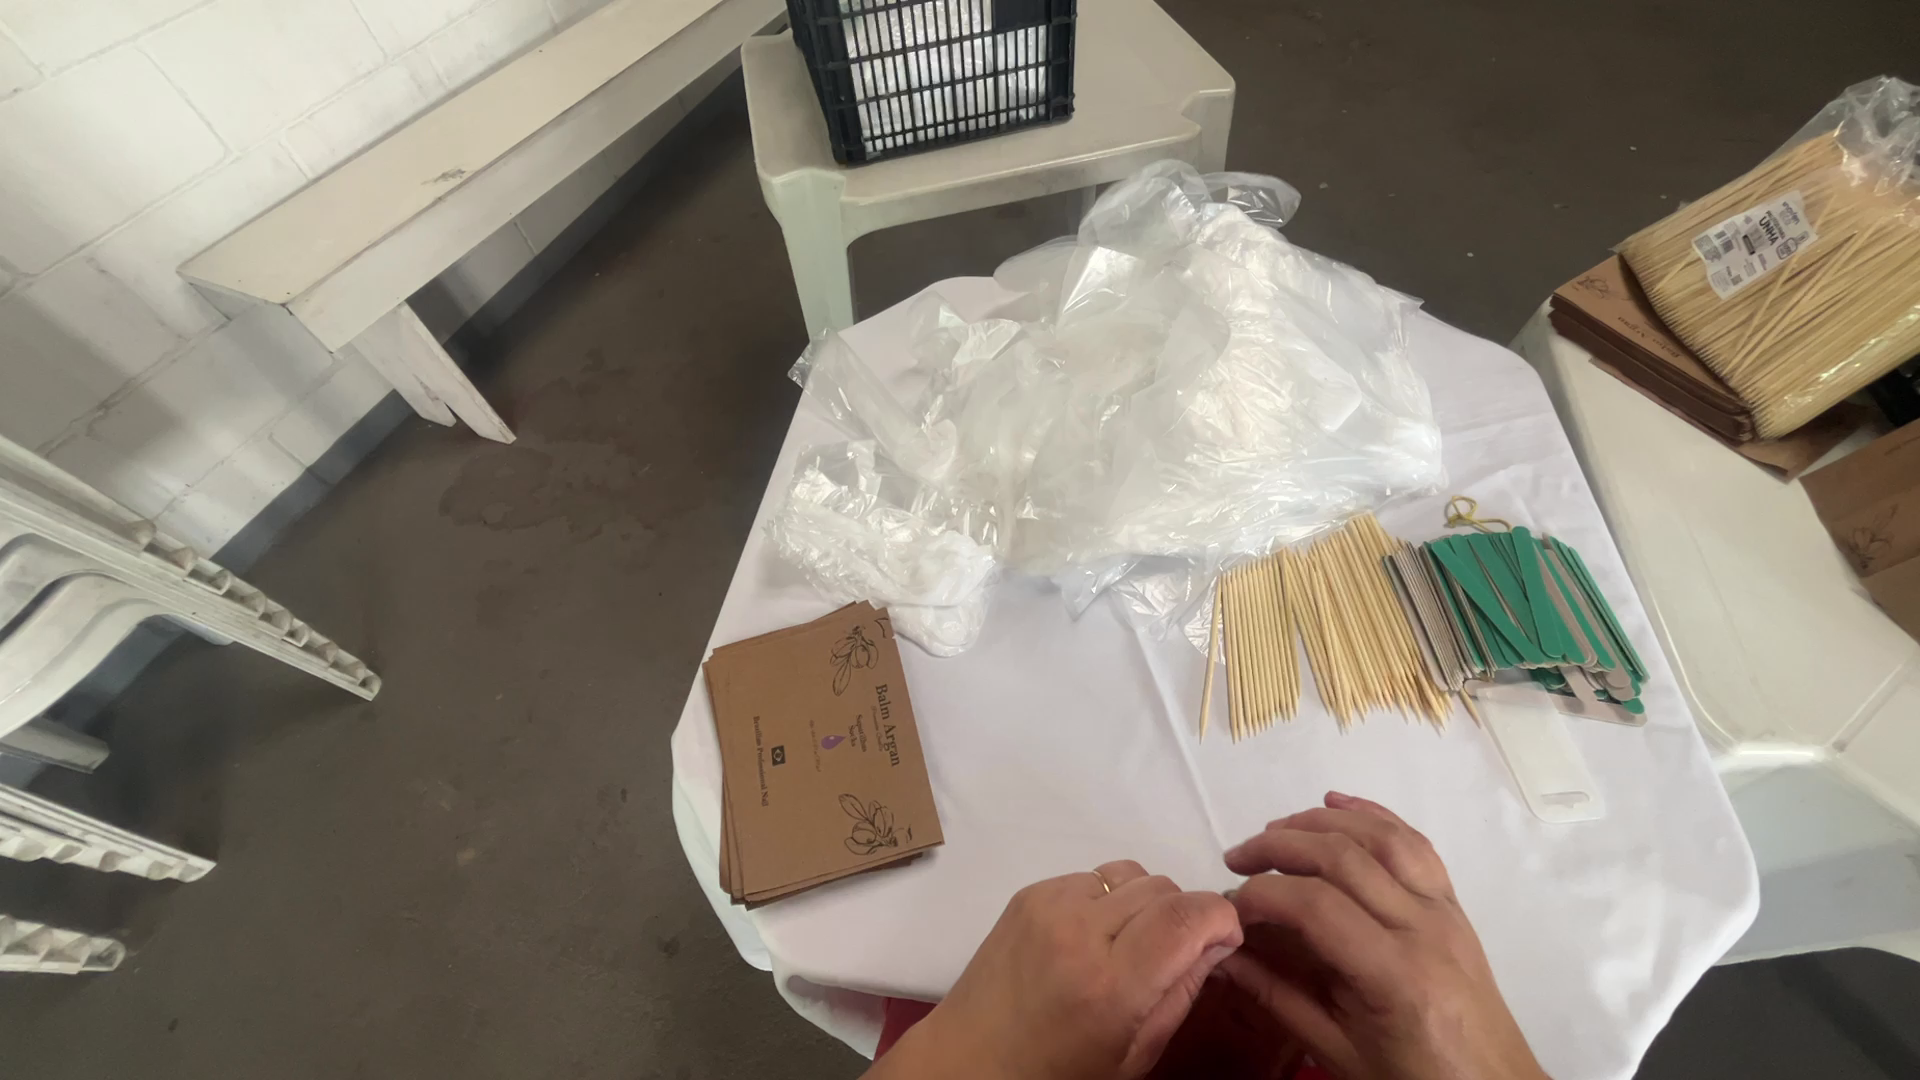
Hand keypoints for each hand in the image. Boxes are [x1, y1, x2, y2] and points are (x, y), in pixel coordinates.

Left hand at [872, 860, 1242, 1079]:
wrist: (972, 1060)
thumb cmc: (1060, 1073)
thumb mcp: (1134, 1053)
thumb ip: (1181, 990)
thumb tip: (1217, 938)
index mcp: (1112, 983)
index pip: (1187, 915)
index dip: (1219, 917)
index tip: (1224, 938)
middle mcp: (1080, 929)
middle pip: (1162, 887)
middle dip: (1182, 913)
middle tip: (1173, 951)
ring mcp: (1049, 903)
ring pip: (1128, 872)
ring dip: (1143, 902)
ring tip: (1128, 943)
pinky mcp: (1029, 891)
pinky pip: (1090, 876)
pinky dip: (1105, 898)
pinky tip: (1091, 936)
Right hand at [1216, 792, 1547, 1079]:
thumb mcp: (1336, 1052)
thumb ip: (1274, 995)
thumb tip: (1218, 952)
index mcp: (1398, 978)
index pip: (1315, 907)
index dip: (1261, 896)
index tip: (1229, 907)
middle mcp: (1426, 931)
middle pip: (1341, 857)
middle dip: (1276, 847)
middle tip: (1236, 860)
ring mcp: (1445, 911)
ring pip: (1377, 836)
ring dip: (1317, 822)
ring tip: (1274, 832)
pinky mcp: (1453, 903)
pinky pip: (1414, 842)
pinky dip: (1371, 812)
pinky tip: (1335, 803)